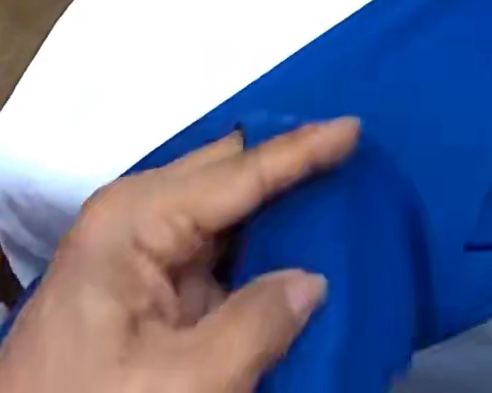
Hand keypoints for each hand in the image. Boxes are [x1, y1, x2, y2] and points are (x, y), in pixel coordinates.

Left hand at [0, 118, 360, 392]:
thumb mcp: (178, 389)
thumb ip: (257, 326)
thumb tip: (313, 278)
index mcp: (138, 217)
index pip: (240, 171)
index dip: (302, 149)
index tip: (353, 125)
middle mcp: (138, 211)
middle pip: (231, 170)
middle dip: (289, 161)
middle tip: (352, 150)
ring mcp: (140, 244)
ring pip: (227, 202)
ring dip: (278, 200)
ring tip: (336, 183)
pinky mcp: (146, 279)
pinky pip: (216, 240)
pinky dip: (259, 237)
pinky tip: (295, 235)